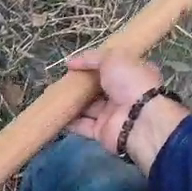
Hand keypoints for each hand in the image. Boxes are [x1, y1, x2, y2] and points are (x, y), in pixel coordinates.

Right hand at [65, 50, 188, 172]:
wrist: (139, 119)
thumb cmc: (130, 82)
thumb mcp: (113, 58)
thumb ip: (92, 58)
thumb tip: (71, 62)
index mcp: (132, 74)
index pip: (112, 68)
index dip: (94, 65)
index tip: (74, 64)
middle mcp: (124, 94)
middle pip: (98, 88)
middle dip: (80, 85)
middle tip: (60, 80)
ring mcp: (113, 114)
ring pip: (89, 107)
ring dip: (72, 102)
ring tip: (52, 95)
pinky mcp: (102, 132)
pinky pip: (83, 125)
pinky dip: (69, 121)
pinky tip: (55, 112)